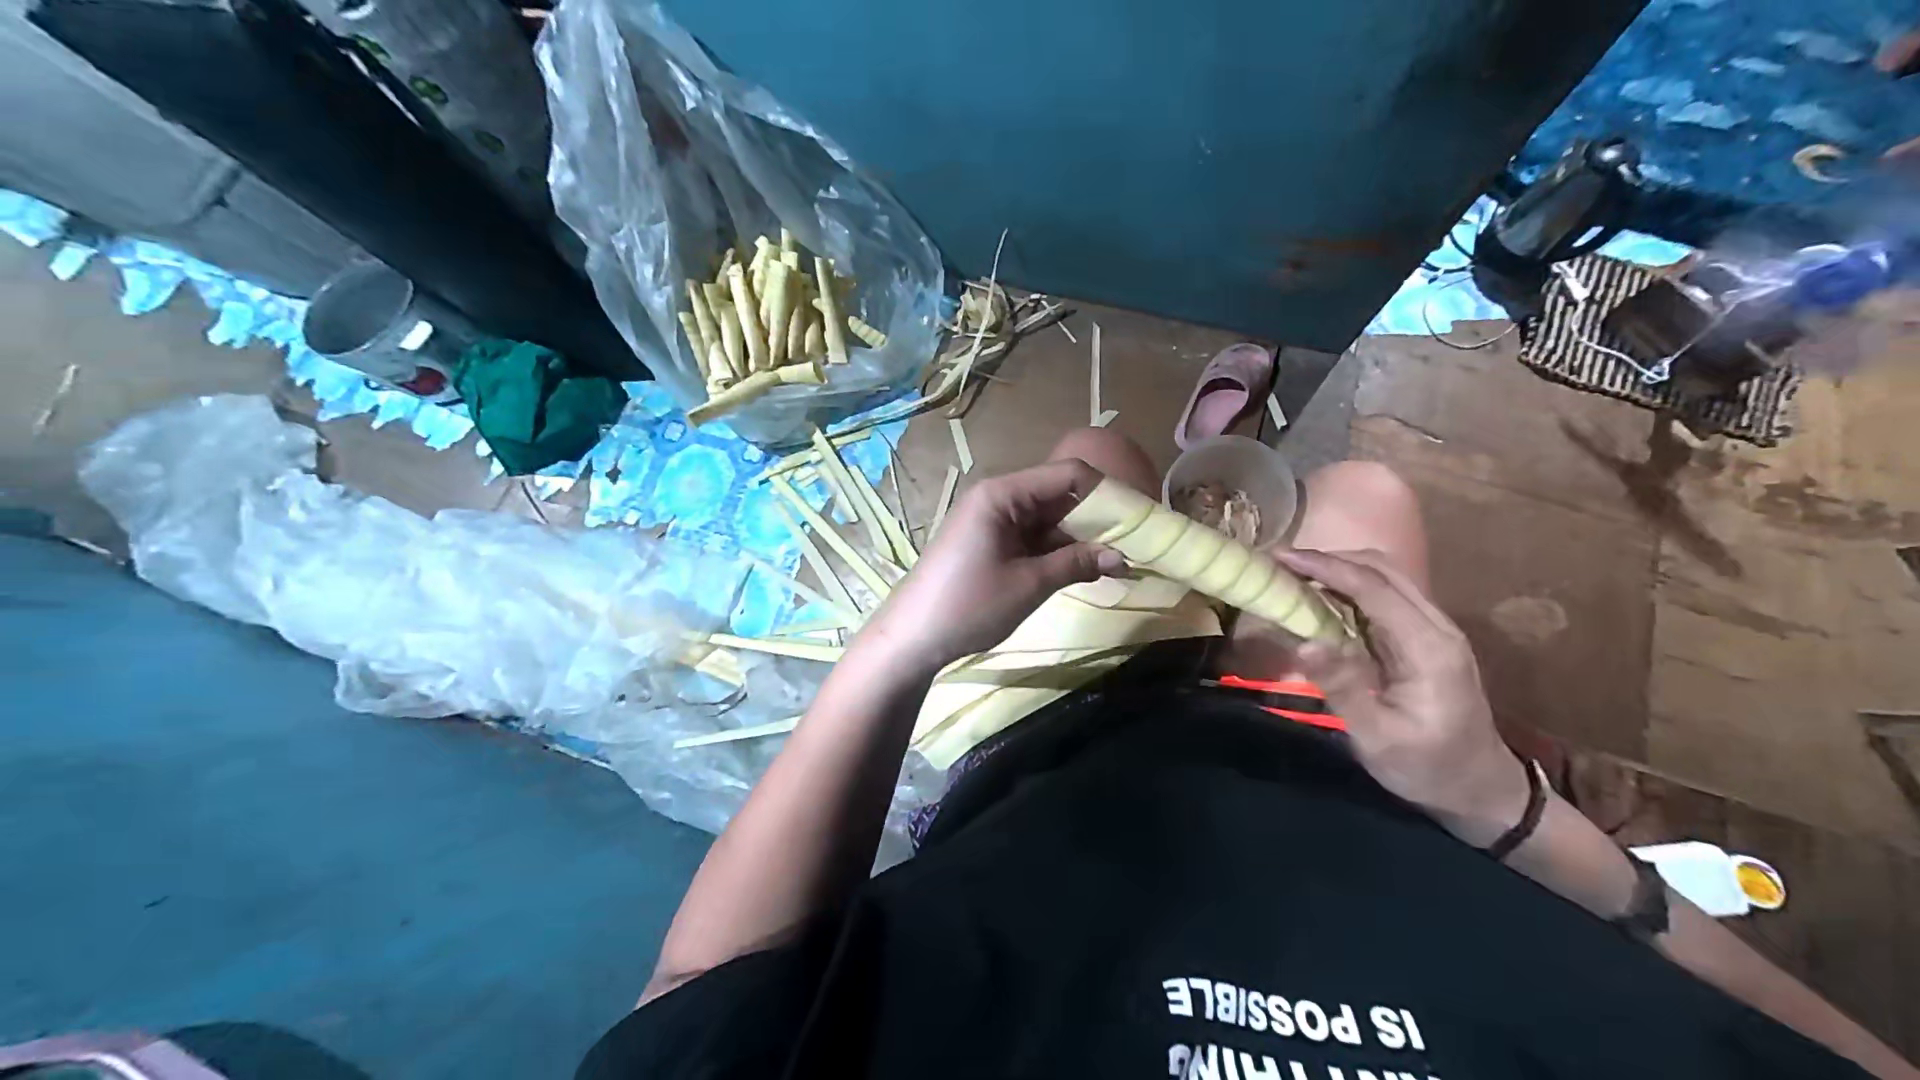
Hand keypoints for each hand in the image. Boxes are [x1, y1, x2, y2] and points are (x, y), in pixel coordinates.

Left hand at [859, 459, 1125, 672]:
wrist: (914, 637)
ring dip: (1080, 538)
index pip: (1067, 474)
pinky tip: (1086, 569)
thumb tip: (1123, 556)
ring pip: (1049, 519)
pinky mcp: (991, 543)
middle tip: (1135, 544)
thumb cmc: (969, 605)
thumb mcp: (1029, 584)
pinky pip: (1033, 537)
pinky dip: (1059, 551)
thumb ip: (1076, 563)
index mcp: (1002, 494)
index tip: (1138, 518)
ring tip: (1118, 562)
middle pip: (1059, 495)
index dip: (1105, 491)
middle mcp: (999, 498)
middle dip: (1097, 519)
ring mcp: (994, 521)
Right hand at [1275, 548, 1531, 843]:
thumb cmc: (1425, 768)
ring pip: (1387, 575)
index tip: (1280, 558)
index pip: (1373, 587)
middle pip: (1383, 569)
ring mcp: (1435, 629)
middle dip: (1329, 559)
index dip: (1325, 566)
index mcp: (1428, 648)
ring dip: (1340, 568)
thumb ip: (1342, 687)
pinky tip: (1321, 597)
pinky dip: (1349, 585)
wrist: (1480, 790)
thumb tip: (1304, 642)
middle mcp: (1437, 627)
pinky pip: (1386, 594)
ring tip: (1294, 576)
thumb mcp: (1377, 737)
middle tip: (1280, 565)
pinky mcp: (1425, 636)